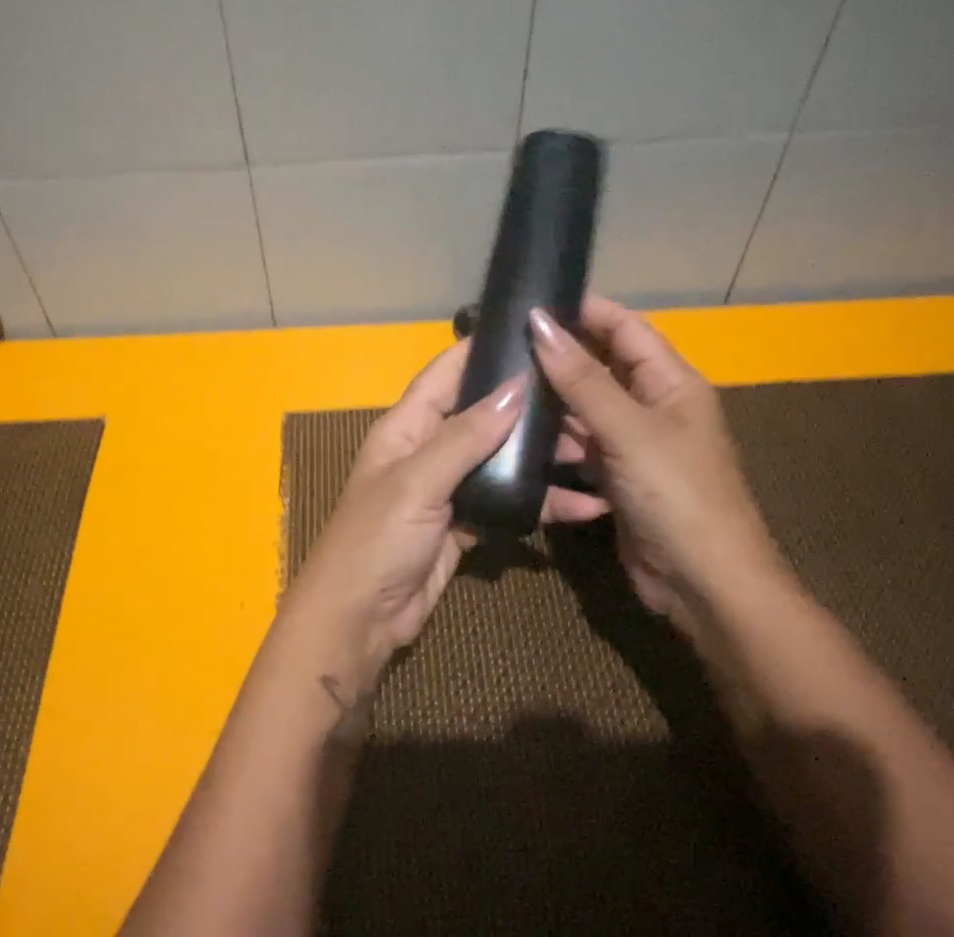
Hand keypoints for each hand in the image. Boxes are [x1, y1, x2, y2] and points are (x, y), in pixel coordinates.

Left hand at [280, 340, 609, 692]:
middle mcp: (427, 450)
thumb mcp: (417, 481)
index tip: (535, 334)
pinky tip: (580, 505)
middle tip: (584, 401)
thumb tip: (515, 387)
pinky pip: (507, 503)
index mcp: (406, 427)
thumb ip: (465, 436)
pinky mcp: (465, 525)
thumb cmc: (376, 540)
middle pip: (483, 415)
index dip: (484, 351)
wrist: (360, 620)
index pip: (447, 374)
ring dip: (541, 456)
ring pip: (500, 460)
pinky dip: (539, 503)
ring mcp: (447, 489)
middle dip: (529, 409)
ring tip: (593, 449)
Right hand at [532, 296, 781, 623]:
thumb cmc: (677, 494)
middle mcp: (653, 408)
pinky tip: (516, 444)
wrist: (703, 583)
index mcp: (670, 383)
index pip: (624, 328)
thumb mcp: (629, 431)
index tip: (530, 302)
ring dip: (549, 407)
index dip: (583, 311)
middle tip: (500, 349)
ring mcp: (633, 446)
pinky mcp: (616, 480)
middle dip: (557, 359)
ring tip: (497, 394)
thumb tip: (539, 323)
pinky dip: (554, 448)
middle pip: (599, 369)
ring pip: (583, 413)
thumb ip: (582, 379)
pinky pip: (579, 451)